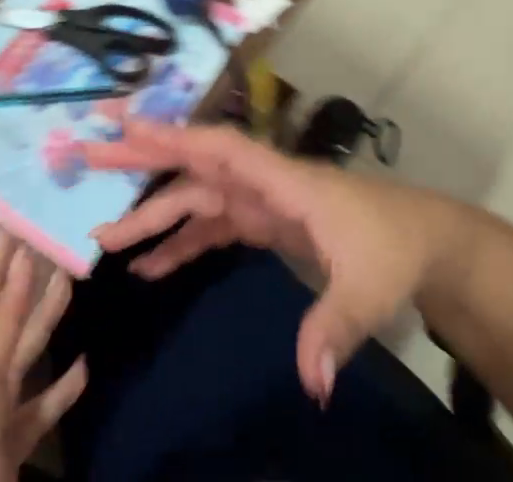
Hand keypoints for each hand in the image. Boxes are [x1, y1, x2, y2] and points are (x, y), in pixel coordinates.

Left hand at [0, 231, 88, 481]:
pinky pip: (43, 402)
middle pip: (7, 316)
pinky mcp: (19, 439)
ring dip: (47, 317)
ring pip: (27, 351)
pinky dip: (63, 382)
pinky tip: (85, 363)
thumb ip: (1, 332)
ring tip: (72, 281)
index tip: (20, 216)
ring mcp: (0, 409)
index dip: (0, 257)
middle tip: (52, 237)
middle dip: (27, 278)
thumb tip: (21, 265)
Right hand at [84, 120, 462, 404]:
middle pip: (194, 168)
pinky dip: (178, 245)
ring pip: (194, 201)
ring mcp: (259, 203)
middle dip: (141, 162)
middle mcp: (262, 184)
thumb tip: (311, 385)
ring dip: (152, 216)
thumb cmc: (394, 250)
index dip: (175, 137)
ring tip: (105, 237)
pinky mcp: (261, 224)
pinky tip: (148, 267)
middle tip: (87, 159)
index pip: (223, 150)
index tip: (127, 127)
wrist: (424, 243)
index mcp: (284, 181)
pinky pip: (209, 230)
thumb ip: (334, 329)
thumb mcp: (367, 291)